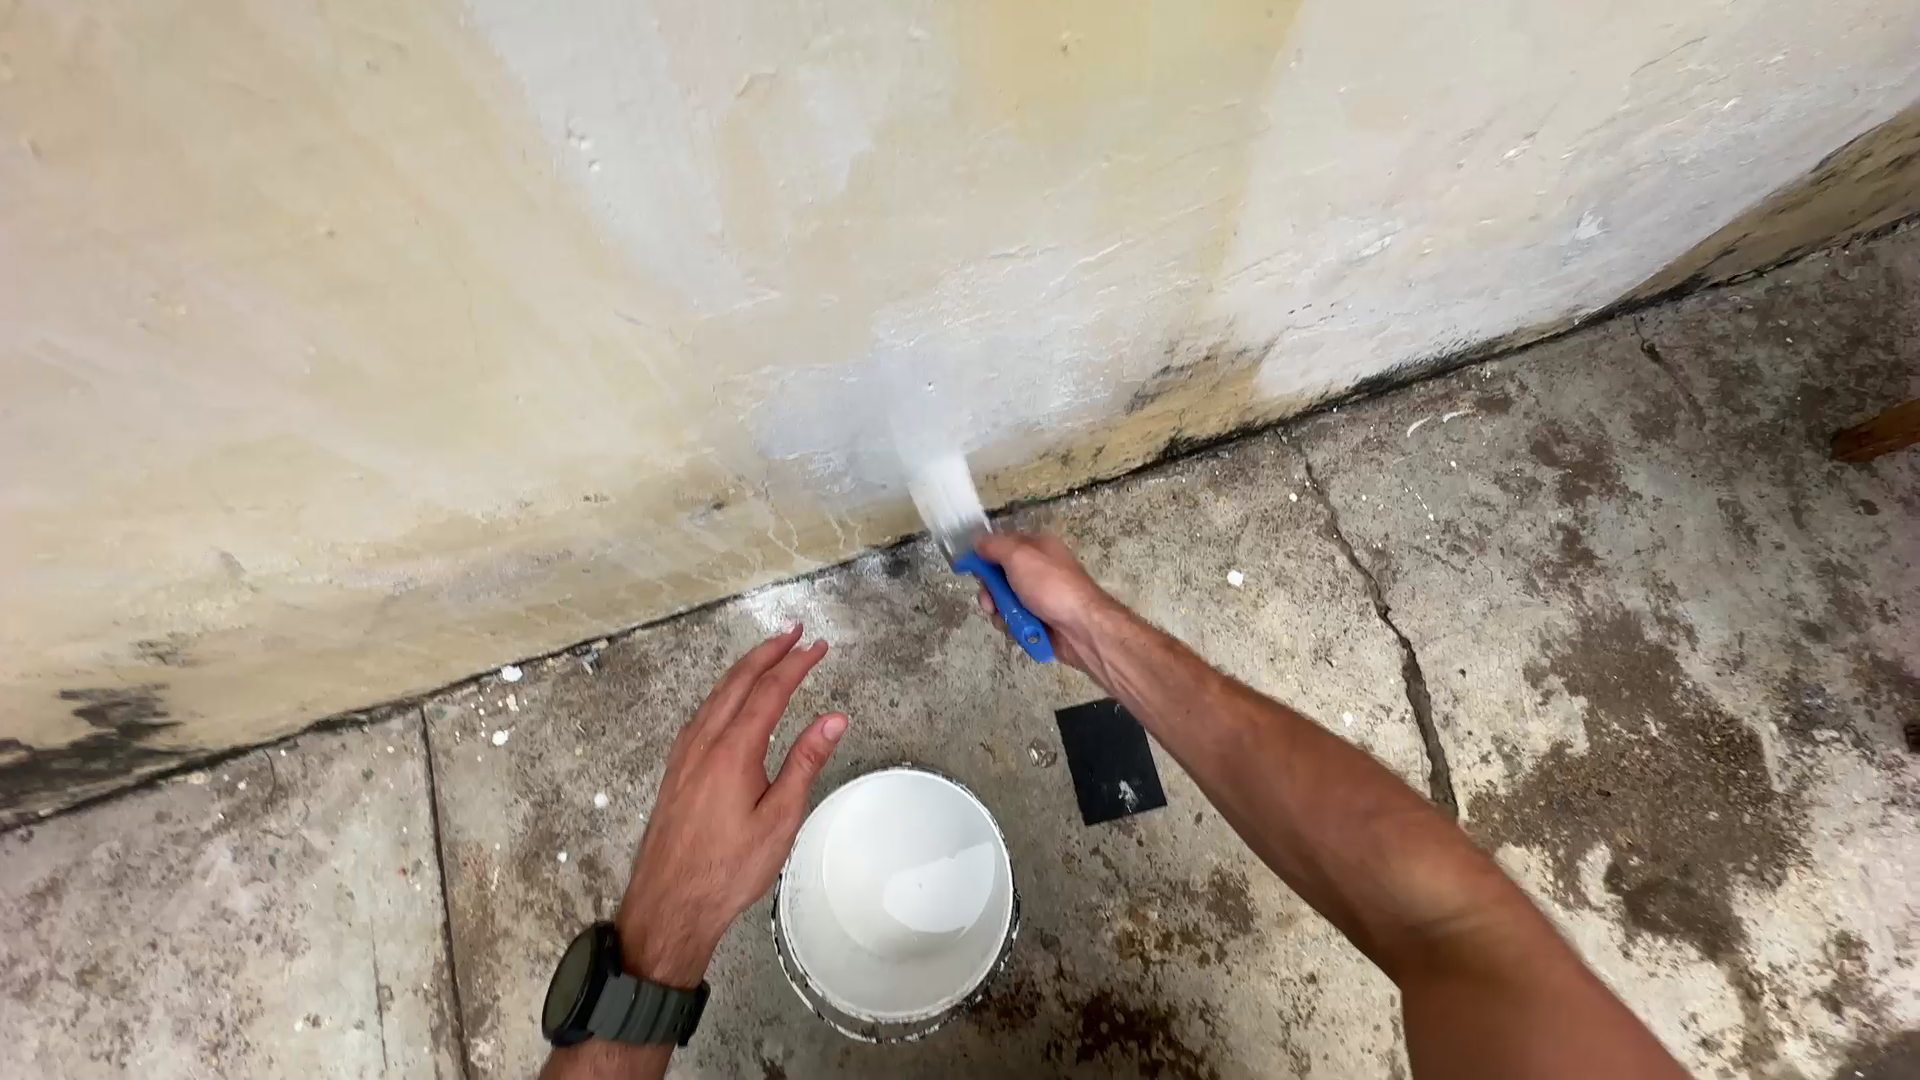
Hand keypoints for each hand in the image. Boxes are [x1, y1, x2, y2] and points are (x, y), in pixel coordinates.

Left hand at [614, 625, 846, 986]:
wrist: (667, 907)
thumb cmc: (729, 868)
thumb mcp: (780, 818)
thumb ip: (805, 761)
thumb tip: (835, 717)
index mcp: (734, 750)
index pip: (771, 690)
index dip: (797, 664)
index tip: (820, 646)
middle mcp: (704, 741)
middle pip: (739, 680)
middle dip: (769, 651)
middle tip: (795, 631)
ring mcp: (685, 753)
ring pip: (717, 693)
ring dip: (746, 666)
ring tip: (769, 651)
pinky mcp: (676, 767)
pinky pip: (703, 711)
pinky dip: (725, 689)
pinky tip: (731, 695)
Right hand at [971, 531, 1125, 676]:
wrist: (1080, 627)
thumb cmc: (1050, 586)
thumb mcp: (1019, 556)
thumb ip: (994, 546)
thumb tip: (977, 542)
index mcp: (1037, 547)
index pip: (1002, 545)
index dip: (984, 556)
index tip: (970, 568)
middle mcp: (1037, 570)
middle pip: (999, 576)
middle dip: (991, 591)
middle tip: (990, 601)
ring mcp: (1039, 597)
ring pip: (1004, 601)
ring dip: (1001, 611)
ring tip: (1010, 618)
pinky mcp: (1039, 620)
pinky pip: (1014, 619)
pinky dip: (1013, 625)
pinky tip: (1020, 629)